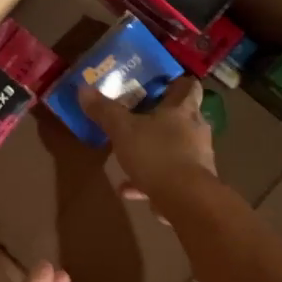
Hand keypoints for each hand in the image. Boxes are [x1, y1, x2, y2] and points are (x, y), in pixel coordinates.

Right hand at [78, 76, 216, 205]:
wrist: (186, 198)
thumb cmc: (156, 154)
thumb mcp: (122, 130)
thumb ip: (104, 111)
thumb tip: (83, 88)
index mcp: (183, 109)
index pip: (188, 86)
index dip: (175, 82)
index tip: (157, 84)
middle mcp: (196, 129)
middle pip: (182, 117)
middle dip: (161, 119)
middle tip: (138, 119)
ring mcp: (198, 157)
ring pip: (175, 148)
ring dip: (154, 152)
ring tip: (129, 157)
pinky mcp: (194, 183)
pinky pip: (170, 176)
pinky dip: (151, 181)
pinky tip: (128, 190)